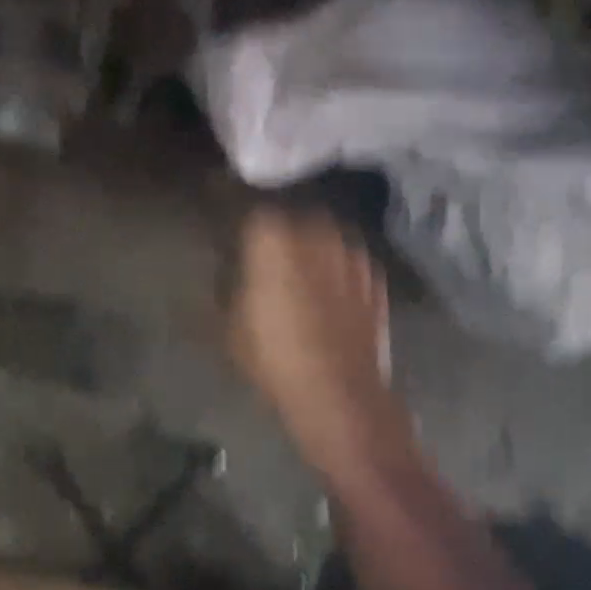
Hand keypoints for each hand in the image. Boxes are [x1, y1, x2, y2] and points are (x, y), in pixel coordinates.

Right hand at [229, 209, 409, 469]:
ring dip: (306, 238)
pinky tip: (322, 281)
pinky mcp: (375, 278)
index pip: (247, 201)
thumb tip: (230, 261)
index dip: (228, 197)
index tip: (215, 196)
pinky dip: (332, 261)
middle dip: (273, 219)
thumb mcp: (228, 320)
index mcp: (274, 239)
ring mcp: (353, 254)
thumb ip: (228, 279)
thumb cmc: (271, 356)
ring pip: (323, 231)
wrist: (338, 393)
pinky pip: (347, 257)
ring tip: (290, 256)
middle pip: (290, 212)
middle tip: (255, 235)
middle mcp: (318, 234)